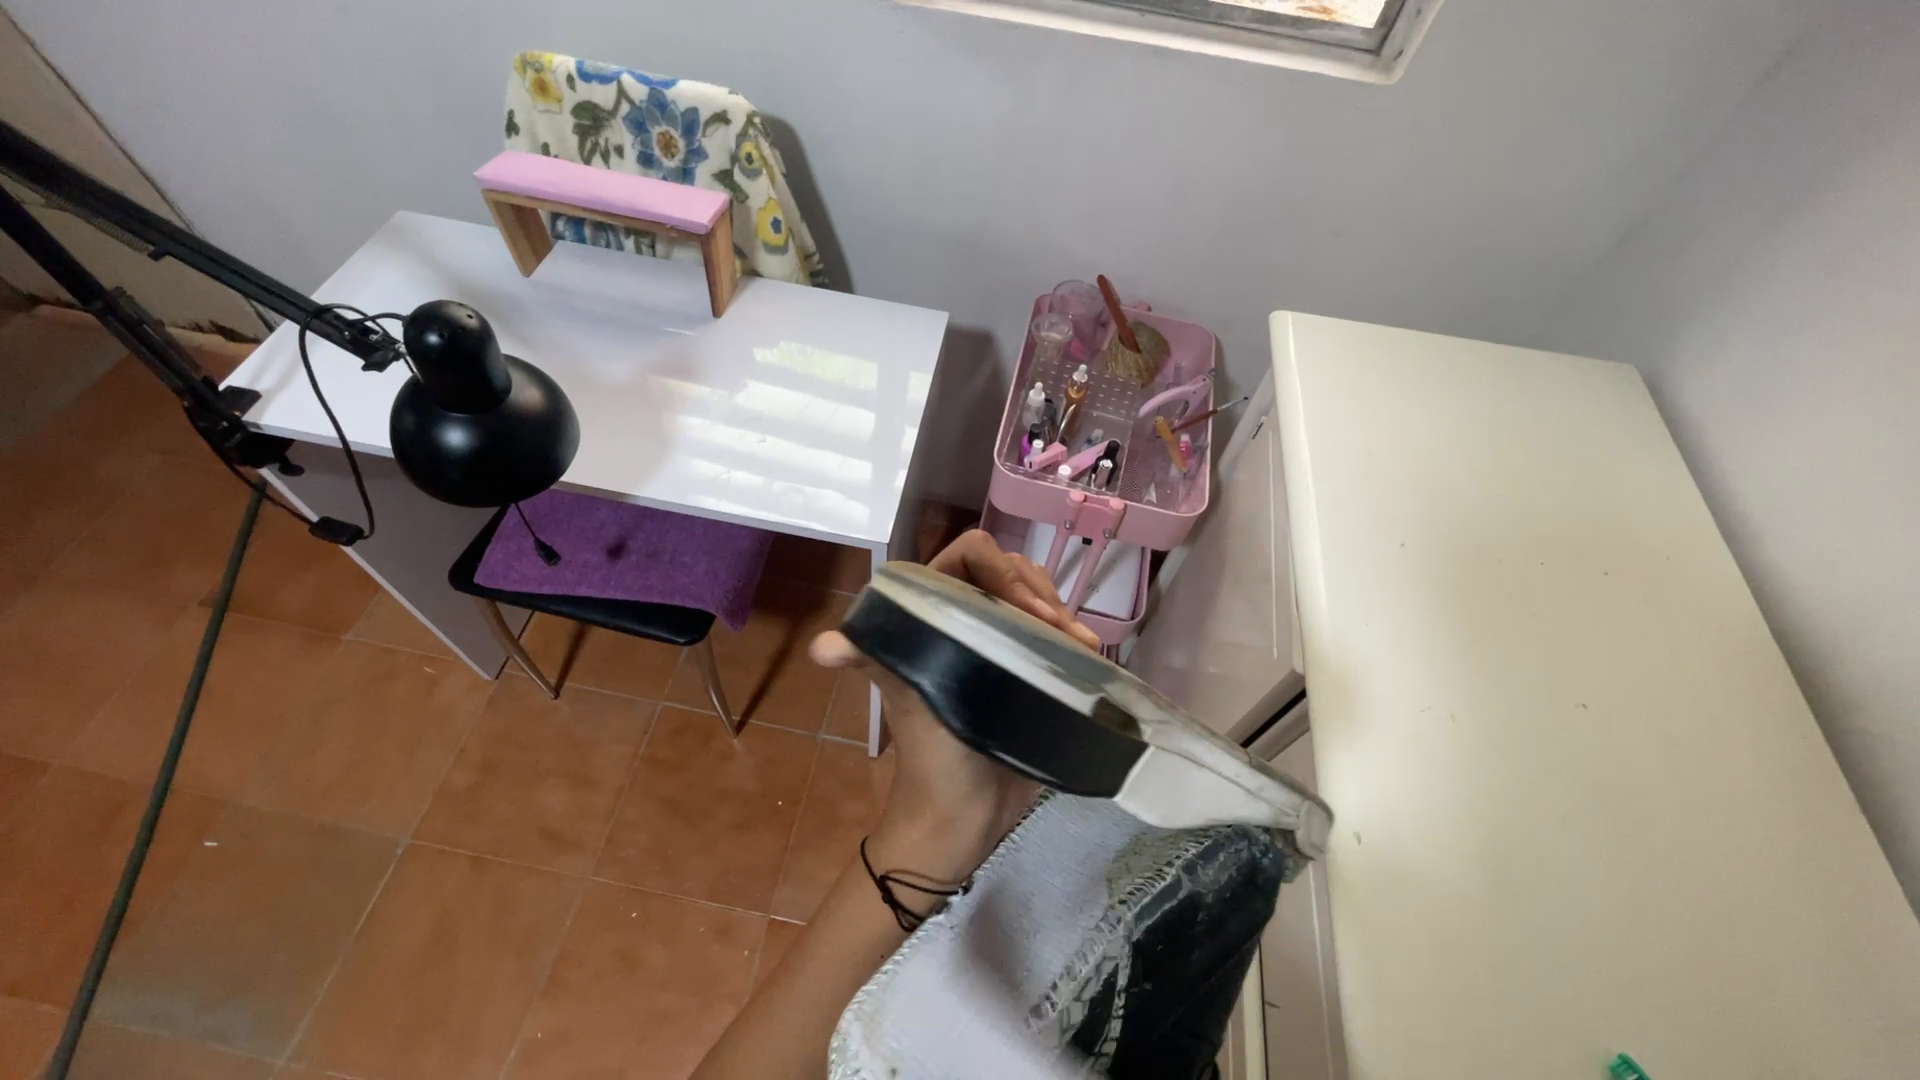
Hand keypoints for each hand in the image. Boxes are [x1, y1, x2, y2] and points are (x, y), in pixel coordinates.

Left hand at [810, 530, 1099, 891]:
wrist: (966, 812)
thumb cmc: (930, 751)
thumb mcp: (904, 696)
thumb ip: (873, 659)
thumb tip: (818, 649)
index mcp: (931, 608)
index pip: (970, 555)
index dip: (1001, 571)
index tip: (1026, 611)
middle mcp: (965, 614)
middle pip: (1009, 569)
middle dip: (1037, 591)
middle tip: (1057, 630)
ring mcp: (999, 637)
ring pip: (1035, 594)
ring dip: (1059, 611)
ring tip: (1079, 644)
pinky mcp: (1027, 662)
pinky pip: (1053, 629)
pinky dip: (1071, 633)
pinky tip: (1086, 651)